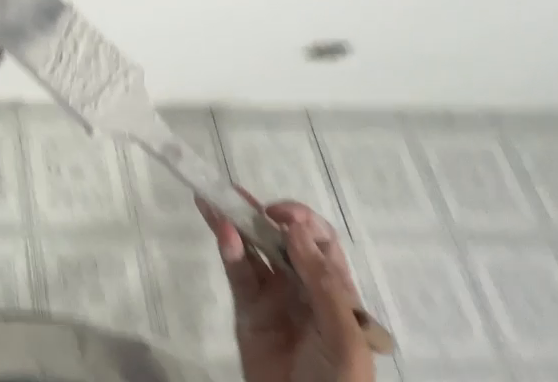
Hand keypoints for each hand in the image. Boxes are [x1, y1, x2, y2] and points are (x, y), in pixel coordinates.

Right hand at [199, 197, 373, 381]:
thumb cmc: (337, 381)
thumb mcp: (345, 337)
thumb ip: (322, 282)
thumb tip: (295, 229)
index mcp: (337, 291)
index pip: (320, 242)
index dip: (302, 221)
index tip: (280, 216)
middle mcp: (305, 287)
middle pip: (283, 239)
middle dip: (262, 214)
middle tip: (235, 195)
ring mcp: (274, 296)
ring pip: (253, 249)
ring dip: (234, 223)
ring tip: (212, 200)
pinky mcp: (248, 309)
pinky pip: (238, 273)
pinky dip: (228, 251)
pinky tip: (221, 232)